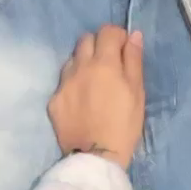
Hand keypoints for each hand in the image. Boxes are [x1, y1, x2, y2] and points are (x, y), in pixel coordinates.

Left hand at [48, 25, 144, 168]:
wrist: (96, 158)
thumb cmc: (124, 125)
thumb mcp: (137, 92)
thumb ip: (133, 61)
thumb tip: (132, 35)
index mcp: (104, 63)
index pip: (107, 31)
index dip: (117, 37)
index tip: (124, 50)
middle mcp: (79, 68)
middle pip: (85, 40)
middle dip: (98, 46)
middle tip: (108, 65)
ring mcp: (63, 84)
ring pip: (71, 60)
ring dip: (82, 64)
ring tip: (93, 84)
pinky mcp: (53, 101)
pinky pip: (62, 83)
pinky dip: (72, 86)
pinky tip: (81, 102)